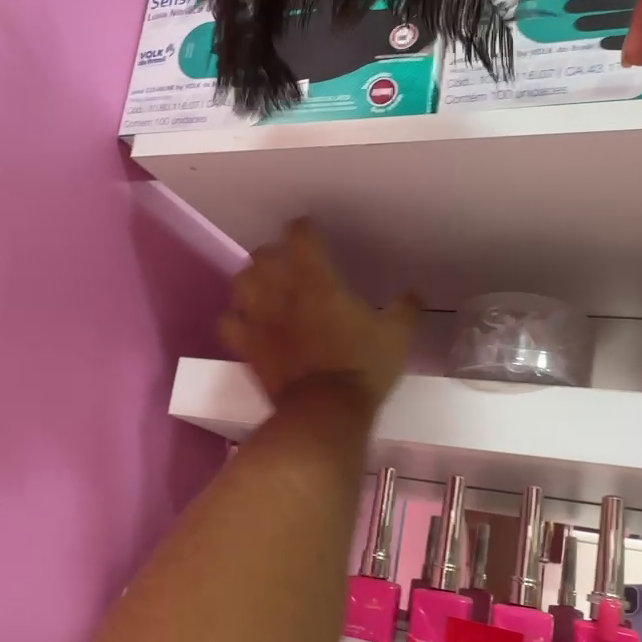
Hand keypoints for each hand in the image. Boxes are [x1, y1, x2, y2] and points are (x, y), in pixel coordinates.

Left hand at [220, 219, 418, 408]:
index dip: (304, 229)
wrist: (325, 412)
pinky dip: (235, 318)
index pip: (299, 235)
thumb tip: (414, 294)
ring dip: (252, 281)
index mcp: (318, 279)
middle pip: (262, 254)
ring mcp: (258, 318)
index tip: (311, 233)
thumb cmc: (362, 367)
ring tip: (265, 289)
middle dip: (274, 255)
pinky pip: (227, 321)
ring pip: (240, 282)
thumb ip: (405, 309)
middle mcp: (282, 291)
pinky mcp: (245, 346)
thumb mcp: (396, 337)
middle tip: (290, 266)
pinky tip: (247, 324)